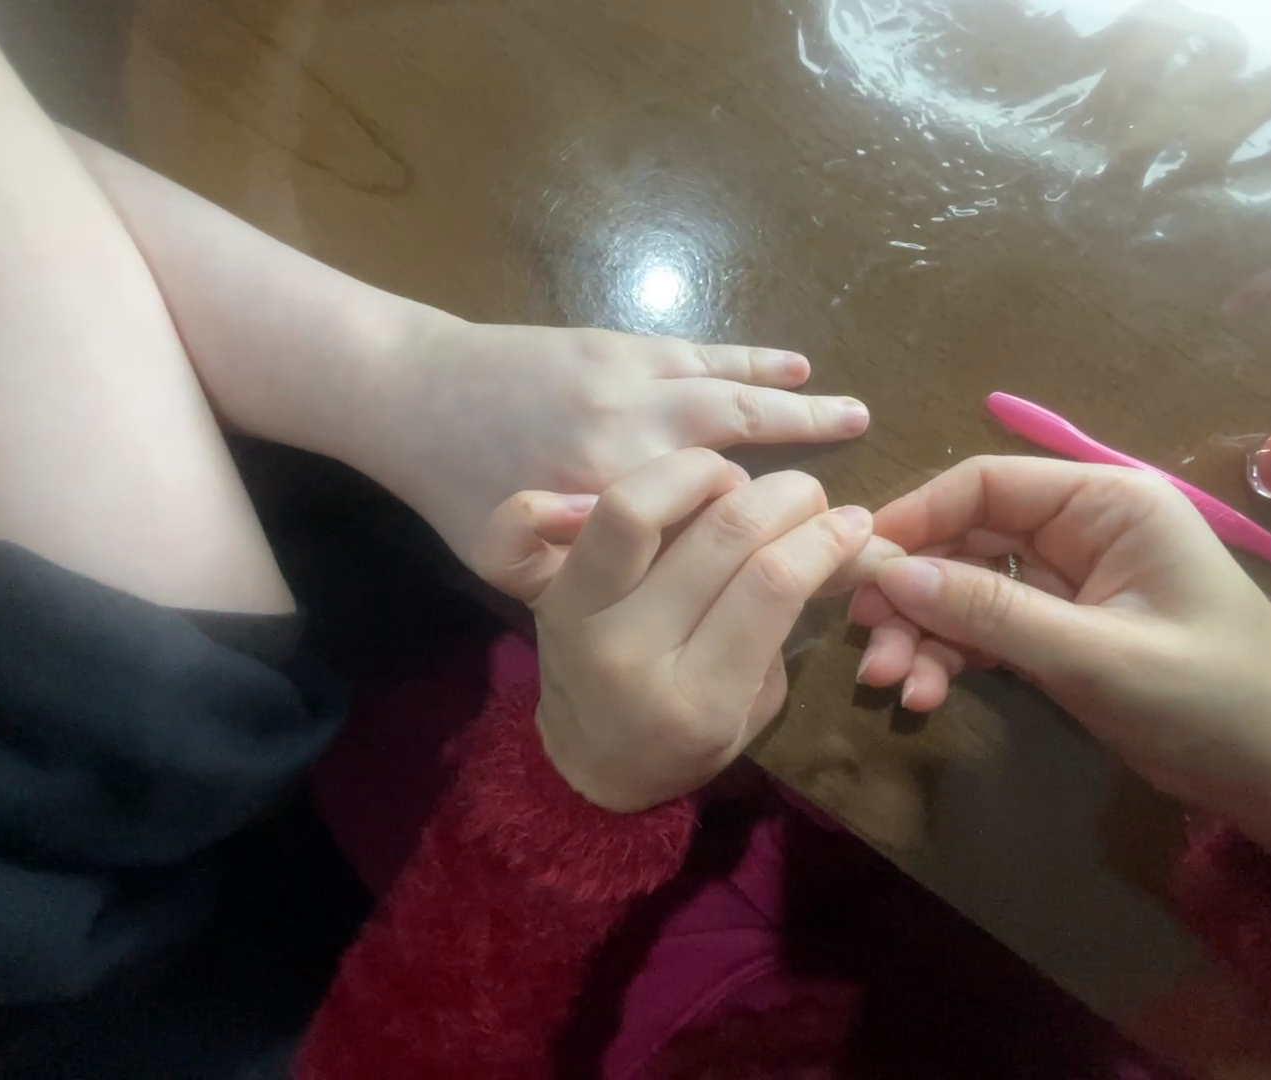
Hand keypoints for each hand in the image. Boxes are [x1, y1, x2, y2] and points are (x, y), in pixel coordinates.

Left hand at [363, 319, 869, 579]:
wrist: (412, 391)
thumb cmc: (454, 488)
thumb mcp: (506, 563)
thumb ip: (585, 575)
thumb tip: (661, 581)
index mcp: (611, 497)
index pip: (713, 524)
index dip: (769, 538)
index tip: (815, 552)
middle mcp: (636, 435)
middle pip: (739, 450)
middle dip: (804, 462)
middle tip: (858, 472)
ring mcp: (633, 380)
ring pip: (732, 392)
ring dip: (796, 402)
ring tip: (850, 410)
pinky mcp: (622, 345)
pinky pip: (702, 351)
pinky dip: (750, 359)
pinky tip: (790, 362)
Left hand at [473, 449, 872, 811]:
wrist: (589, 766)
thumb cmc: (686, 743)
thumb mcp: (757, 701)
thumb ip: (794, 618)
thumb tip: (848, 535)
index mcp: (696, 699)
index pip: (769, 584)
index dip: (821, 537)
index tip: (853, 520)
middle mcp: (628, 651)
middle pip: (718, 533)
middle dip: (784, 494)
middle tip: (806, 494)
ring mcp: (574, 614)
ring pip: (634, 506)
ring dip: (701, 471)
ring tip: (732, 480)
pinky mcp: (543, 590)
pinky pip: (531, 521)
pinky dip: (569, 495)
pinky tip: (644, 489)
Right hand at [851, 456, 1270, 886]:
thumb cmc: (1215, 704)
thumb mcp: (1096, 656)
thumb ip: (990, 610)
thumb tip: (887, 573)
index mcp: (1105, 504)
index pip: (986, 484)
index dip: (916, 517)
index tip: (858, 565)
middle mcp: (1075, 530)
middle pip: (961, 540)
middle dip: (911, 594)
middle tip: (866, 642)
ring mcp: (1058, 581)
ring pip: (959, 588)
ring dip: (919, 633)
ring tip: (891, 684)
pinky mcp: (1048, 626)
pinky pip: (976, 627)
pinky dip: (945, 657)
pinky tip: (924, 695)